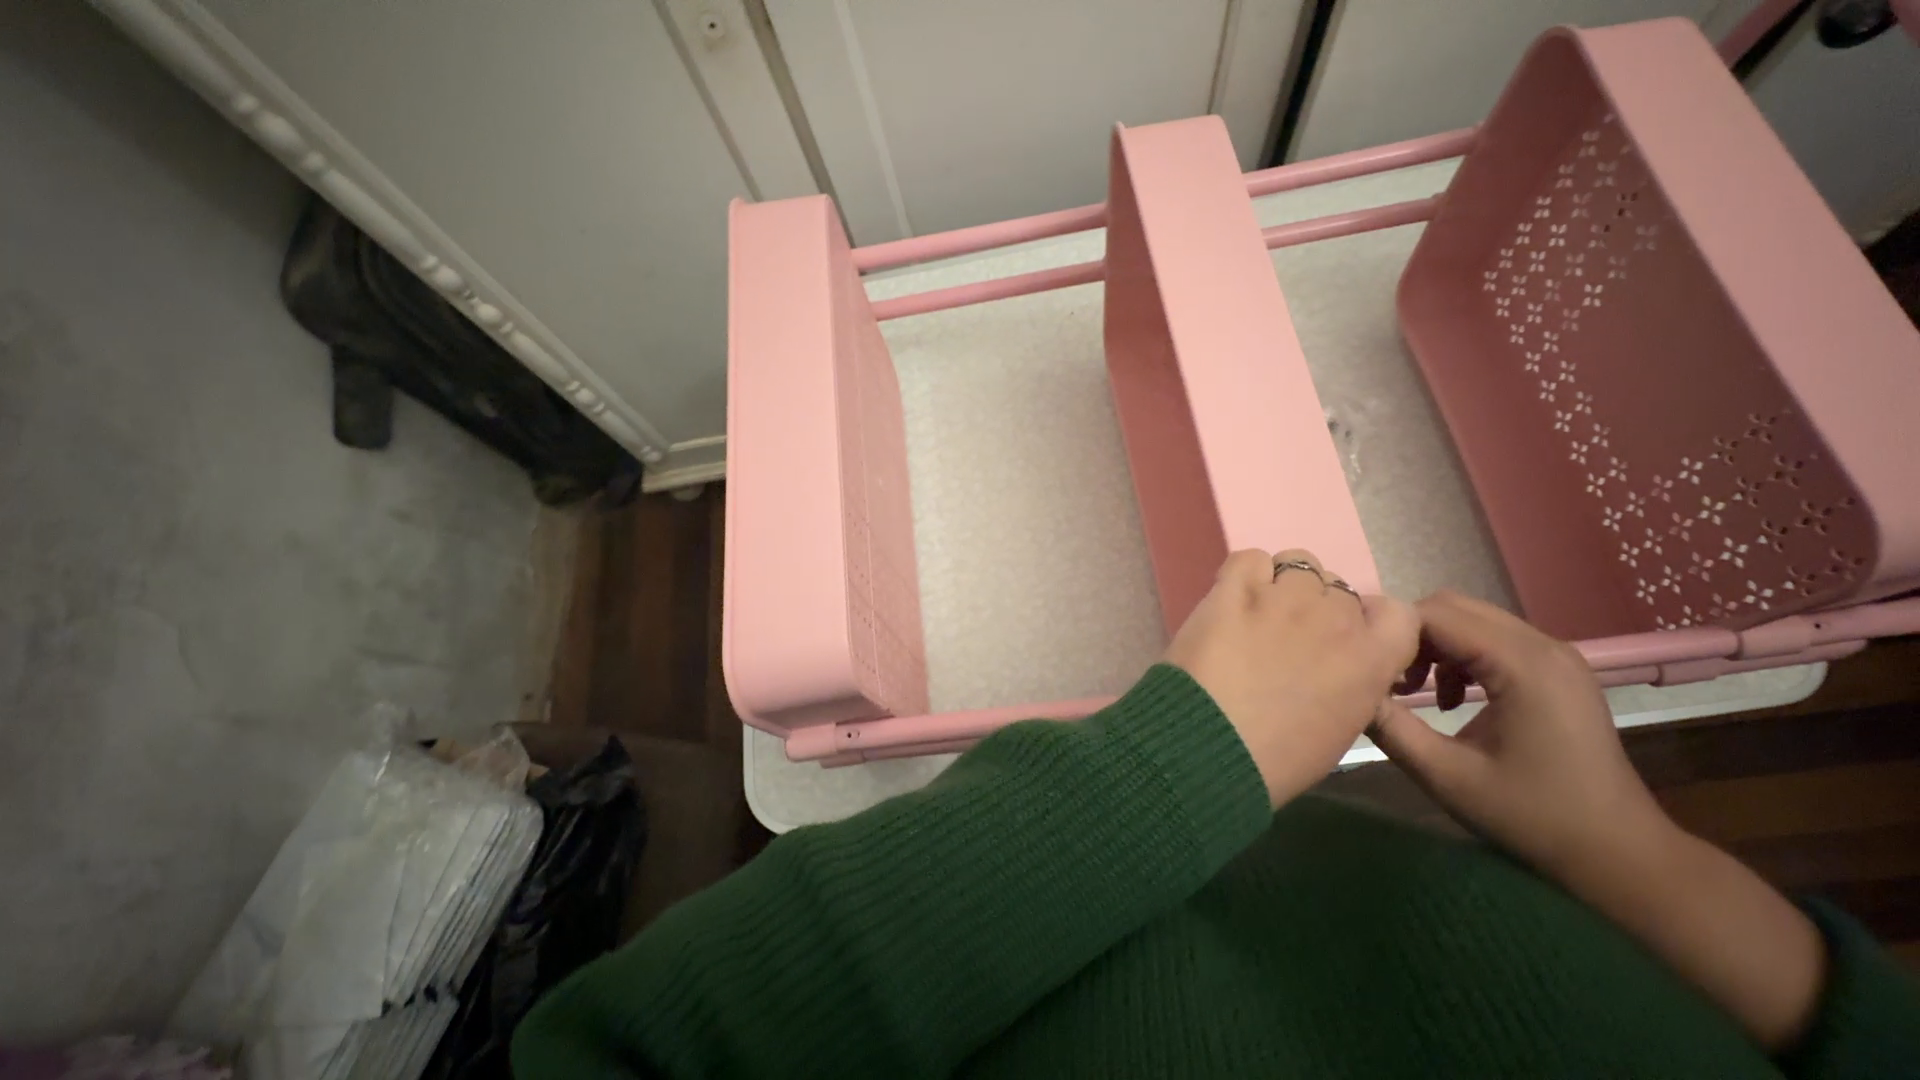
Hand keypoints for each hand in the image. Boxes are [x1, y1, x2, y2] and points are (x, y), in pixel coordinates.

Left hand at [1165, 549, 1418, 806]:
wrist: (1209, 748)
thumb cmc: (1278, 759)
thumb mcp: (1341, 728)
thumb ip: (1352, 684)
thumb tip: (1338, 667)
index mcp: (1370, 659)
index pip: (1397, 612)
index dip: (1369, 620)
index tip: (1344, 638)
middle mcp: (1335, 618)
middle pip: (1337, 589)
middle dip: (1318, 609)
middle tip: (1286, 638)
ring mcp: (1284, 598)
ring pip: (1297, 564)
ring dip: (1283, 585)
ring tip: (1257, 616)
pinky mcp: (1234, 589)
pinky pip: (1250, 559)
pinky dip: (1245, 573)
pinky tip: (1231, 598)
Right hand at [1369, 590, 1825, 1050]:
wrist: (1619, 853)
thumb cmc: (1531, 816)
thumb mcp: (1446, 776)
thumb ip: (1392, 728)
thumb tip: (1350, 692)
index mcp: (1522, 665)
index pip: (1435, 615)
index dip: (1391, 634)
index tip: (1368, 673)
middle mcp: (1543, 646)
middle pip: (1453, 607)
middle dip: (1410, 636)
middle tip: (1388, 682)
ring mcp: (1557, 655)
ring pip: (1473, 619)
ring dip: (1434, 645)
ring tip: (1415, 693)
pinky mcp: (1560, 670)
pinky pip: (1496, 639)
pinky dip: (1461, 655)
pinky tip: (1453, 700)